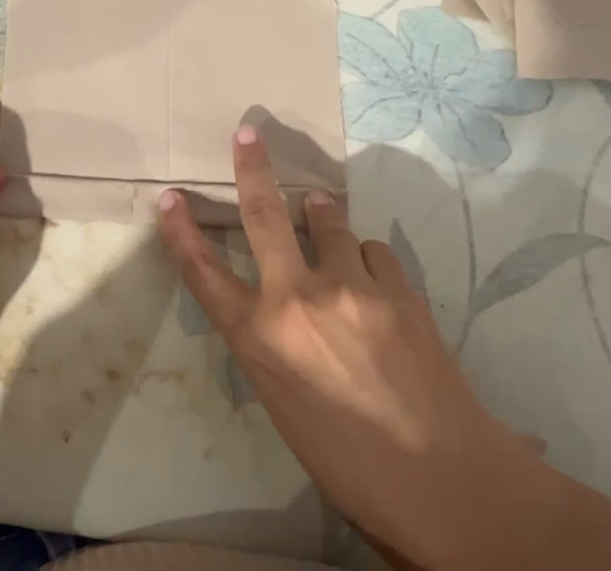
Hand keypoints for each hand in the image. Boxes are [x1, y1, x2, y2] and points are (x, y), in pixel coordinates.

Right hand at [156, 124, 540, 568]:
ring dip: (320, 212)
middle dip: (252, 167)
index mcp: (258, 337)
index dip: (179, 230)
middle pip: (264, 215)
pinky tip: (372, 278)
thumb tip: (276, 303)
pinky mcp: (399, 289)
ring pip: (329, 223)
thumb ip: (270, 343)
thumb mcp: (281, 402)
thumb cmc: (345, 457)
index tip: (168, 196)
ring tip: (318, 205)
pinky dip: (366, 257)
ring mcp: (352, 288)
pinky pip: (373, 252)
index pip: (202, 270)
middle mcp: (296, 299)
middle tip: (248, 132)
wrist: (441, 478)